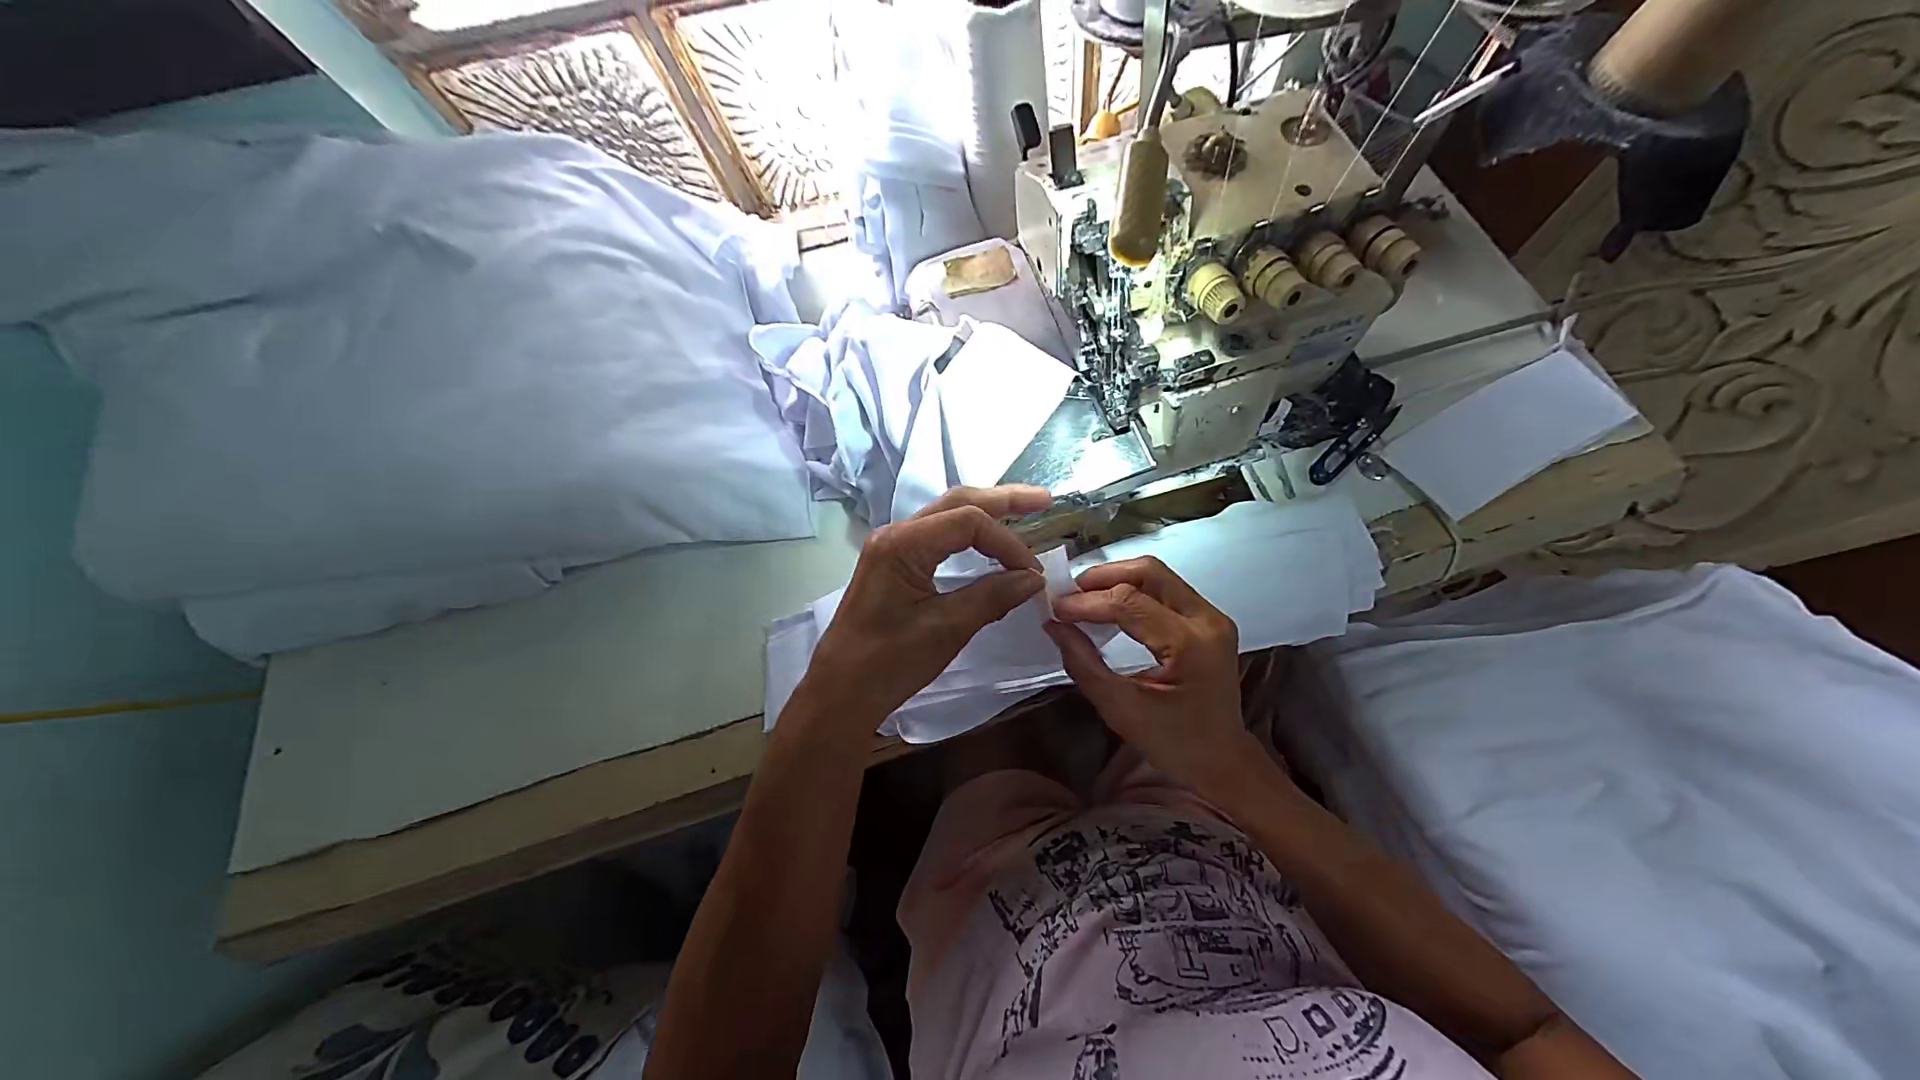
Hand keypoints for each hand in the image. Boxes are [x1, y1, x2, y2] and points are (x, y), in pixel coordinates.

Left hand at [790, 486, 1054, 742]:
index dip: (1007, 542)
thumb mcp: (946, 630)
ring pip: (947, 516)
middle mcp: (895, 535)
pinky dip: (970, 536)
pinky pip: (938, 537)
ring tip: (1026, 510)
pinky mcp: (895, 565)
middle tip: (1044, 500)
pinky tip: (990, 542)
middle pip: (957, 503)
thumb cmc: (888, 663)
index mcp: (902, 544)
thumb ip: (992, 597)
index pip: (968, 521)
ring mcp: (892, 548)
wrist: (840, 693)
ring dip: (987, 513)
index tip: (1032, 574)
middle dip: (1003, 500)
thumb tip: (1034, 579)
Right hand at [1045, 557, 1263, 791]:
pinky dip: (1132, 590)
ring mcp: (1211, 616)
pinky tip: (1108, 606)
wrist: (1222, 760)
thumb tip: (1054, 625)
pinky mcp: (1207, 619)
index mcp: (1190, 644)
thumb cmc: (1174, 742)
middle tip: (1069, 594)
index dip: (1087, 603)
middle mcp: (1207, 620)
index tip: (1055, 610)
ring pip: (1158, 575)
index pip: (1129, 603)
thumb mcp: (1121, 709)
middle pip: (1149, 572)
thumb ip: (1084, 664)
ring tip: (1083, 598)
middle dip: (1103, 577)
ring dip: (1117, 580)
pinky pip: (1165, 589)